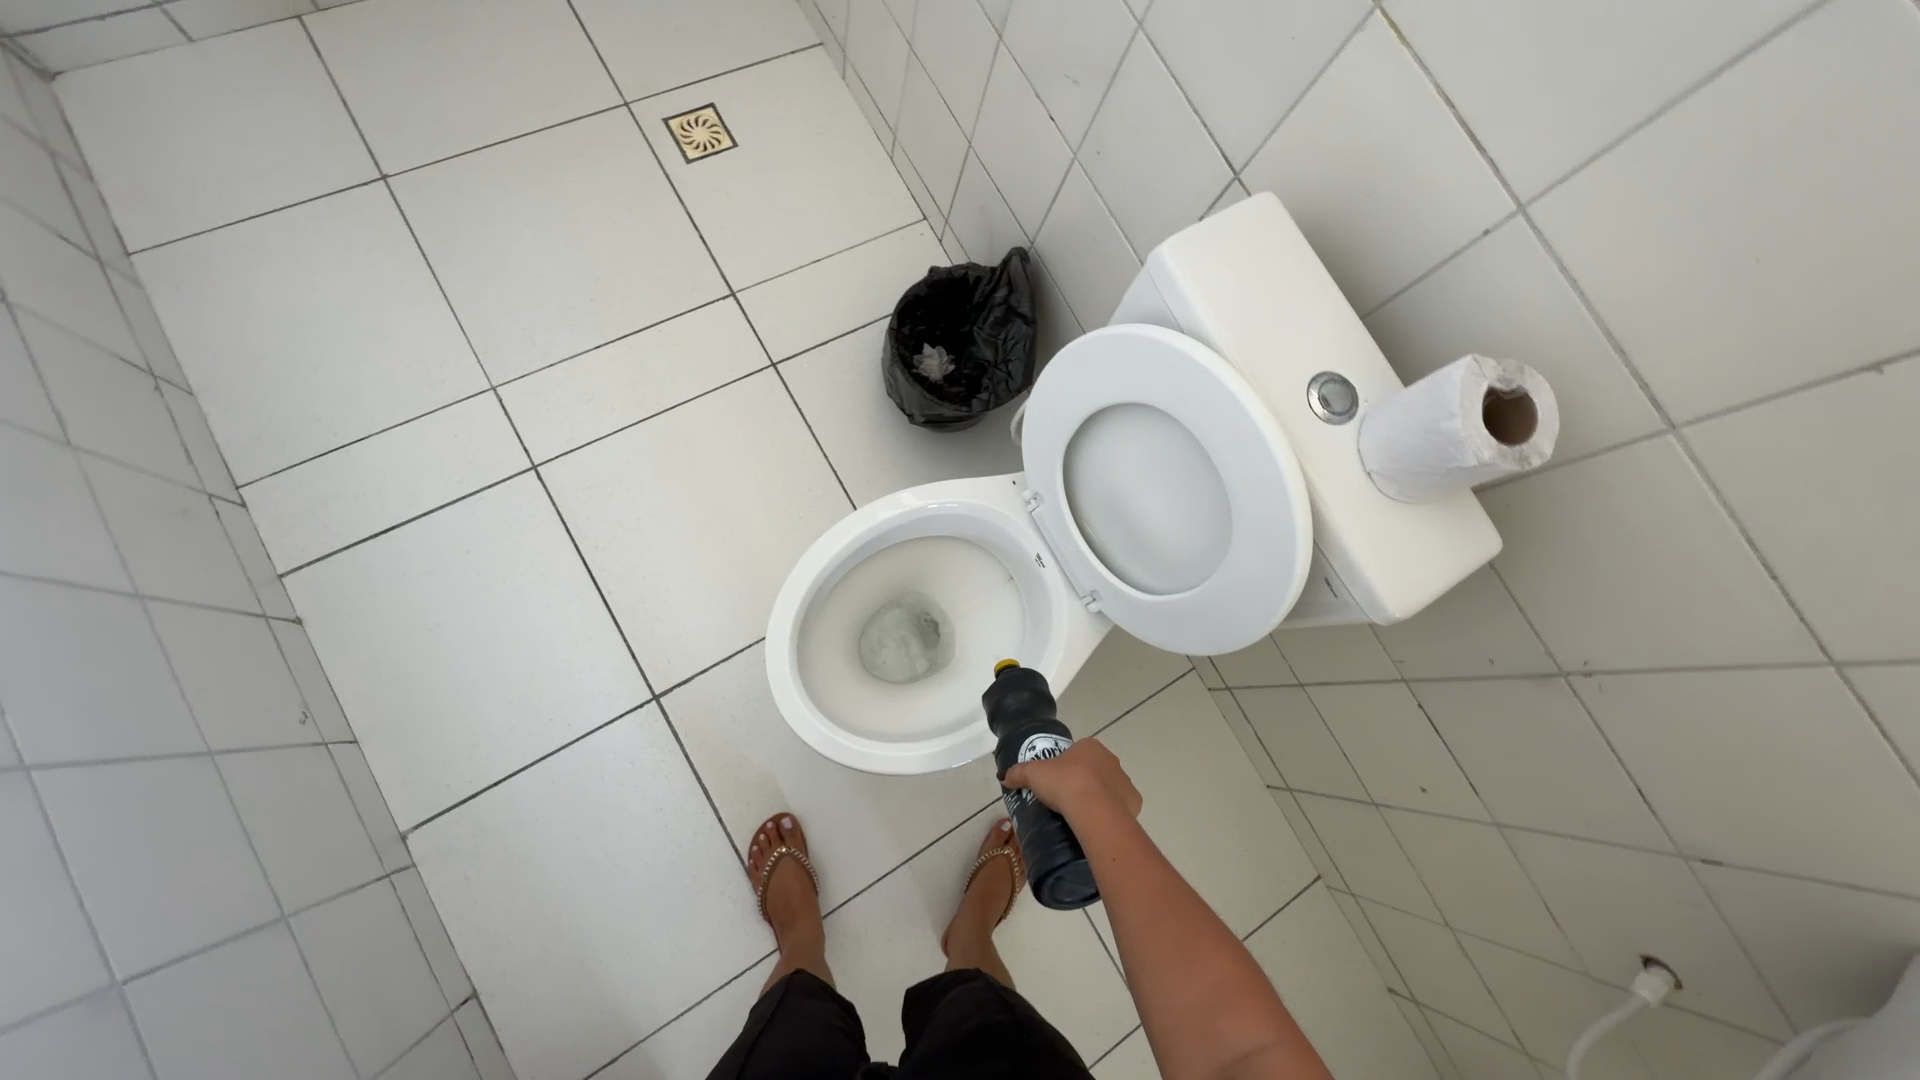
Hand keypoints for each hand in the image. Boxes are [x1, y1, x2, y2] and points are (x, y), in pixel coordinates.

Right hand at [1002, 738, 1141, 825]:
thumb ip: (1018, 773)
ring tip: (1080, 815)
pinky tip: (1097, 823)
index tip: (1055, 784)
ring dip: (1099, 797)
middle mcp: (1111, 759)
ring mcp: (1124, 780)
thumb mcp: (1033, 774)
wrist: (1093, 808)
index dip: (1065, 768)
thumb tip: (1003, 777)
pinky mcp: (1134, 801)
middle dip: (1083, 782)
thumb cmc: (1064, 782)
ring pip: (1109, 788)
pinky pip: (1121, 806)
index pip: (1076, 754)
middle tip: (1066, 800)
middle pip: (1094, 770)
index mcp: (1090, 746)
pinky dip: (1112, 813)